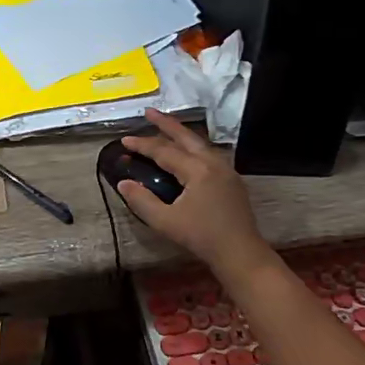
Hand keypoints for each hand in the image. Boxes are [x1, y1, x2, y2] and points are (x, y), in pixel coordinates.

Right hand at [117, 108, 268, 271]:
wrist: (240, 253)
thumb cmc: (202, 237)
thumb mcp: (166, 221)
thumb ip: (142, 200)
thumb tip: (123, 183)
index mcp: (197, 170)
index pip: (164, 151)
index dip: (143, 145)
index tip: (124, 140)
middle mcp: (213, 163)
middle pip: (187, 137)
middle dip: (166, 123)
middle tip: (149, 112)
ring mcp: (226, 170)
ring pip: (200, 144)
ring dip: (181, 134)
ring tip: (166, 128)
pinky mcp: (231, 180)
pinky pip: (208, 154)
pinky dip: (193, 147)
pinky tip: (187, 152)